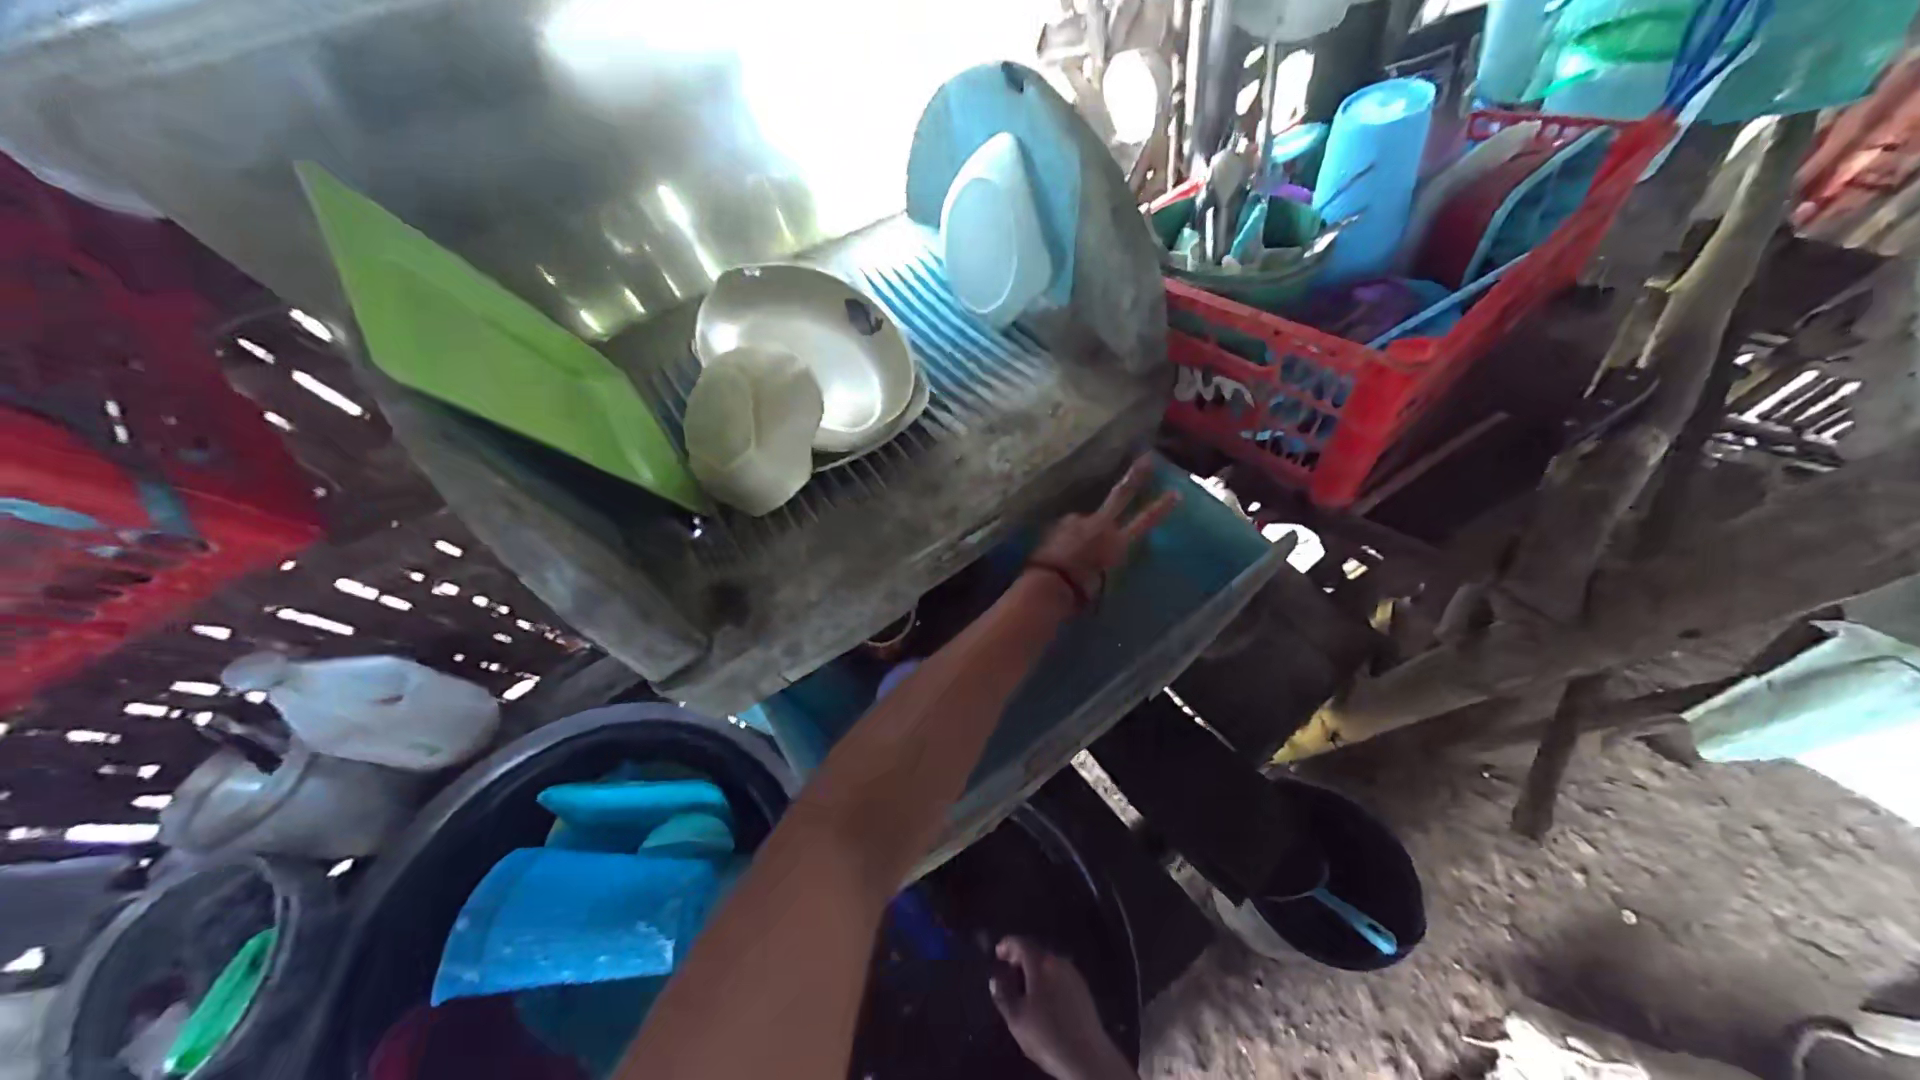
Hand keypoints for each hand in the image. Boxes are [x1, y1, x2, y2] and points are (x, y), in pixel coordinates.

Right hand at [988, 937, 1136, 1079]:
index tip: (998, 953)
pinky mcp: (1084, 989)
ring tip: (1025, 986)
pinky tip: (1045, 998)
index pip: (1021, 943)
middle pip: (1036, 952)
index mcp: (1041, 964)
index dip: (1007, 945)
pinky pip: (1060, 976)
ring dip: (1035, 969)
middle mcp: (1059, 962)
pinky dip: (1048, 979)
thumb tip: (996, 979)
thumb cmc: (1047, 1035)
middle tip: (1009, 971)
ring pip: (1049, 964)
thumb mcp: (1016, 1018)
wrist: (1088, 1057)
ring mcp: (1074, 975)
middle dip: (1021, 958)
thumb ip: (1003, 995)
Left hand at [1026, 456, 1178, 607]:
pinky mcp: (1057, 524)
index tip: (1175, 493)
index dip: (1161, 508)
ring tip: (1073, 554)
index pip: (1145, 521)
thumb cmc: (1080, 592)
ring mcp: (1076, 521)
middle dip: (1135, 476)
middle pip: (1120, 495)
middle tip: (1146, 458)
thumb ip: (1105, 562)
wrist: (1048, 585)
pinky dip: (1067, 537)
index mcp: (1117, 543)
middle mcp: (1100, 525)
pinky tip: (1060, 551)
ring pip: (1086, 520)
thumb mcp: (1101, 580)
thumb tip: (1099, 559)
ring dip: (1083, 531)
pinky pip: (1067, 528)